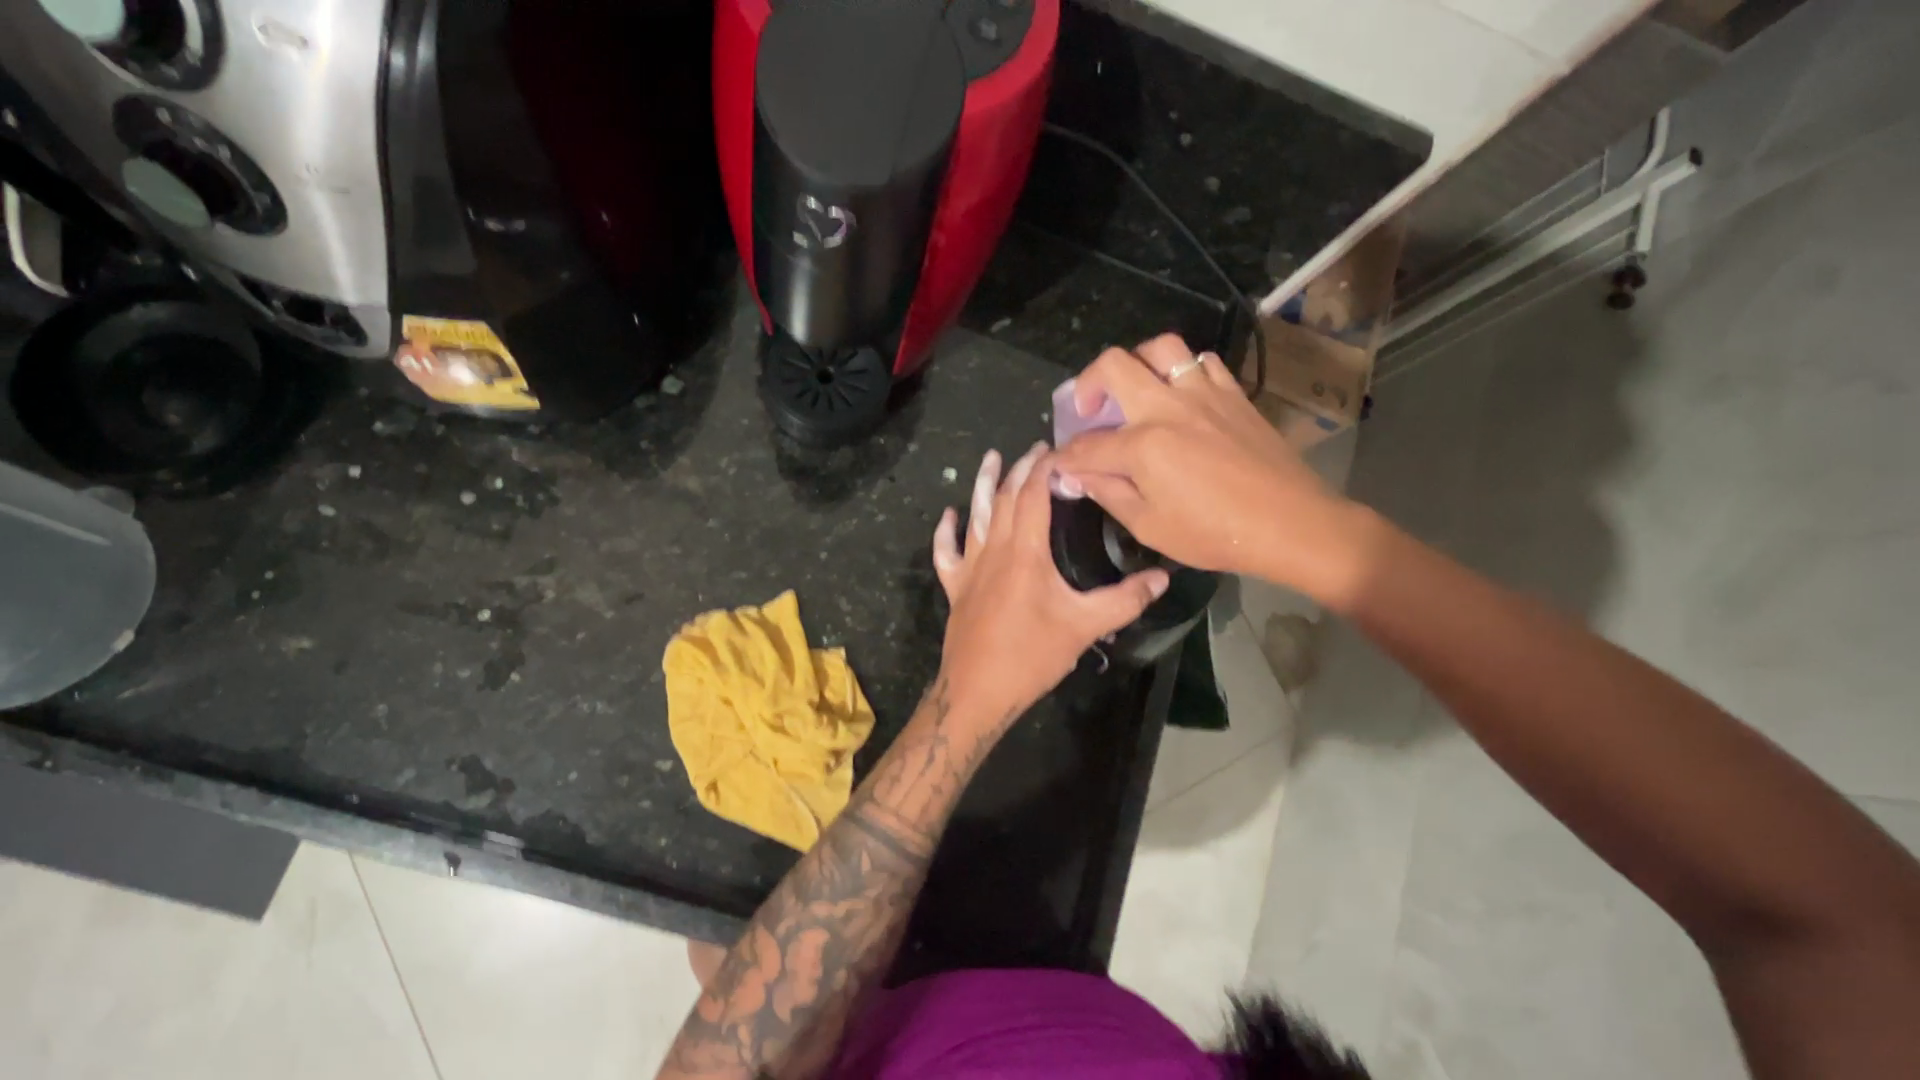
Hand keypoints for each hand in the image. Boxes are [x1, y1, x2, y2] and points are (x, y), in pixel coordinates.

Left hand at [931, 443, 1169, 723]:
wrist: (978, 691)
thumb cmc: (1032, 656)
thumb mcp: (1085, 626)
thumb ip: (1125, 600)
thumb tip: (1164, 577)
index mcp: (1025, 551)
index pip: (1034, 494)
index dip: (1046, 467)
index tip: (1062, 448)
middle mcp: (994, 549)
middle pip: (1006, 497)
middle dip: (1021, 468)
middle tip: (1037, 448)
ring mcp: (969, 567)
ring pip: (976, 515)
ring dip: (985, 484)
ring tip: (991, 458)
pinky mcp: (954, 587)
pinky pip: (946, 551)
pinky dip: (947, 530)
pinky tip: (950, 515)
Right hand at [1052, 334, 1365, 602]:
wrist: (1290, 523)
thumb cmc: (1216, 535)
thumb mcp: (1151, 528)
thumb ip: (1109, 494)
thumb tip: (1077, 475)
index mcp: (1144, 445)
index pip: (1087, 444)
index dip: (1066, 456)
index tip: (1059, 465)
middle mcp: (1169, 407)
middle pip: (1114, 365)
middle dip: (1088, 383)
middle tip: (1090, 411)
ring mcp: (1204, 394)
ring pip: (1162, 348)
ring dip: (1138, 362)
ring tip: (1136, 390)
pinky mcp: (1233, 395)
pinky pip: (1202, 363)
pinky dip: (1183, 372)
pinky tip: (1181, 396)